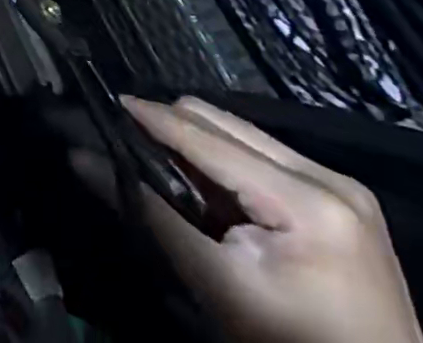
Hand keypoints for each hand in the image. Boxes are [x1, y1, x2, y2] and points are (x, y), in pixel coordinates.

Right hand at [120, 97, 422, 342]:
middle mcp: (329, 177)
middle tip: (122, 136)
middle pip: (223, 121)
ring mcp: (341, 186)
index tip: (102, 102)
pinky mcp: (342, 200)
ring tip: (153, 158)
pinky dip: (220, 159)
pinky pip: (261, 155)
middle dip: (168, 124)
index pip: (205, 136)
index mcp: (307, 199)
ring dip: (192, 139)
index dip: (149, 116)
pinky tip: (198, 181)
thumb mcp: (214, 282)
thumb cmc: (290, 342)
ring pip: (240, 132)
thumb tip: (80, 158)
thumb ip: (147, 212)